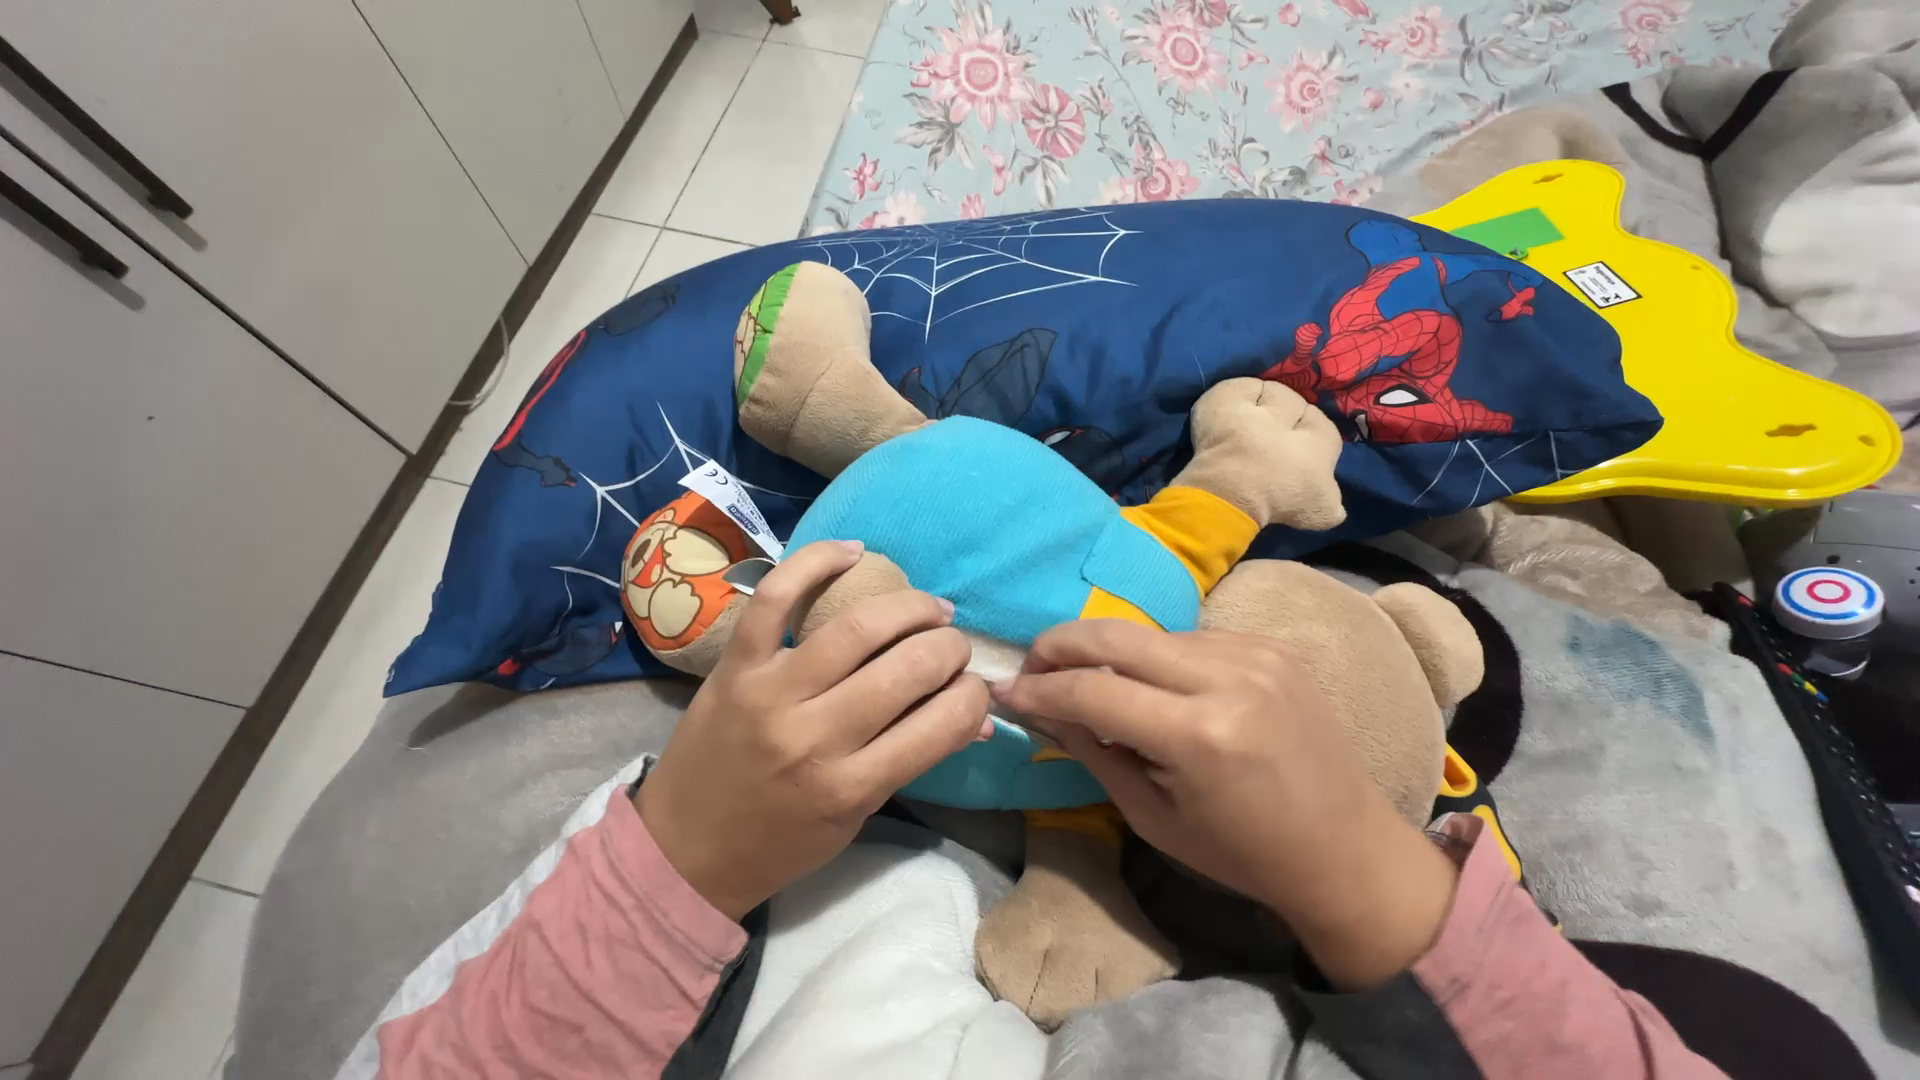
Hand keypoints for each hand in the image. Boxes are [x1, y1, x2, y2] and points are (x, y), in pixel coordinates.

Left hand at [636, 540, 992, 918]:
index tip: (974, 687)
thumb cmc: (780, 843)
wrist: (682, 851)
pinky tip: (854, 553)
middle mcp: (813, 736)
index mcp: (851, 787)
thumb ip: (913, 760)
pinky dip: (815, 563)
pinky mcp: (735, 666)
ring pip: (855, 628)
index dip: (973, 696)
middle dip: (950, 648)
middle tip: (954, 645)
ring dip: (909, 608)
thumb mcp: (856, 817)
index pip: (942, 723)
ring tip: (930, 608)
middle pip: (907, 668)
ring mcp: (770, 694)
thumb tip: (979, 717)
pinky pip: (774, 598)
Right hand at [991, 621, 1457, 990]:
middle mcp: (1228, 678)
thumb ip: (1093, 750)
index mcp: (1200, 735)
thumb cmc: (1241, 852)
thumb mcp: (1151, 816)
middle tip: (1030, 667)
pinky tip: (1148, 685)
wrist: (1346, 848)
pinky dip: (1154, 657)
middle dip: (1057, 645)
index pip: (1093, 690)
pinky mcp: (1269, 645)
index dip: (1040, 689)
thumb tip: (1039, 708)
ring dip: (1105, 652)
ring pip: (1149, 634)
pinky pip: (1188, 639)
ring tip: (1083, 680)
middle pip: (1114, 636)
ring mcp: (1255, 653)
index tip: (1006, 692)